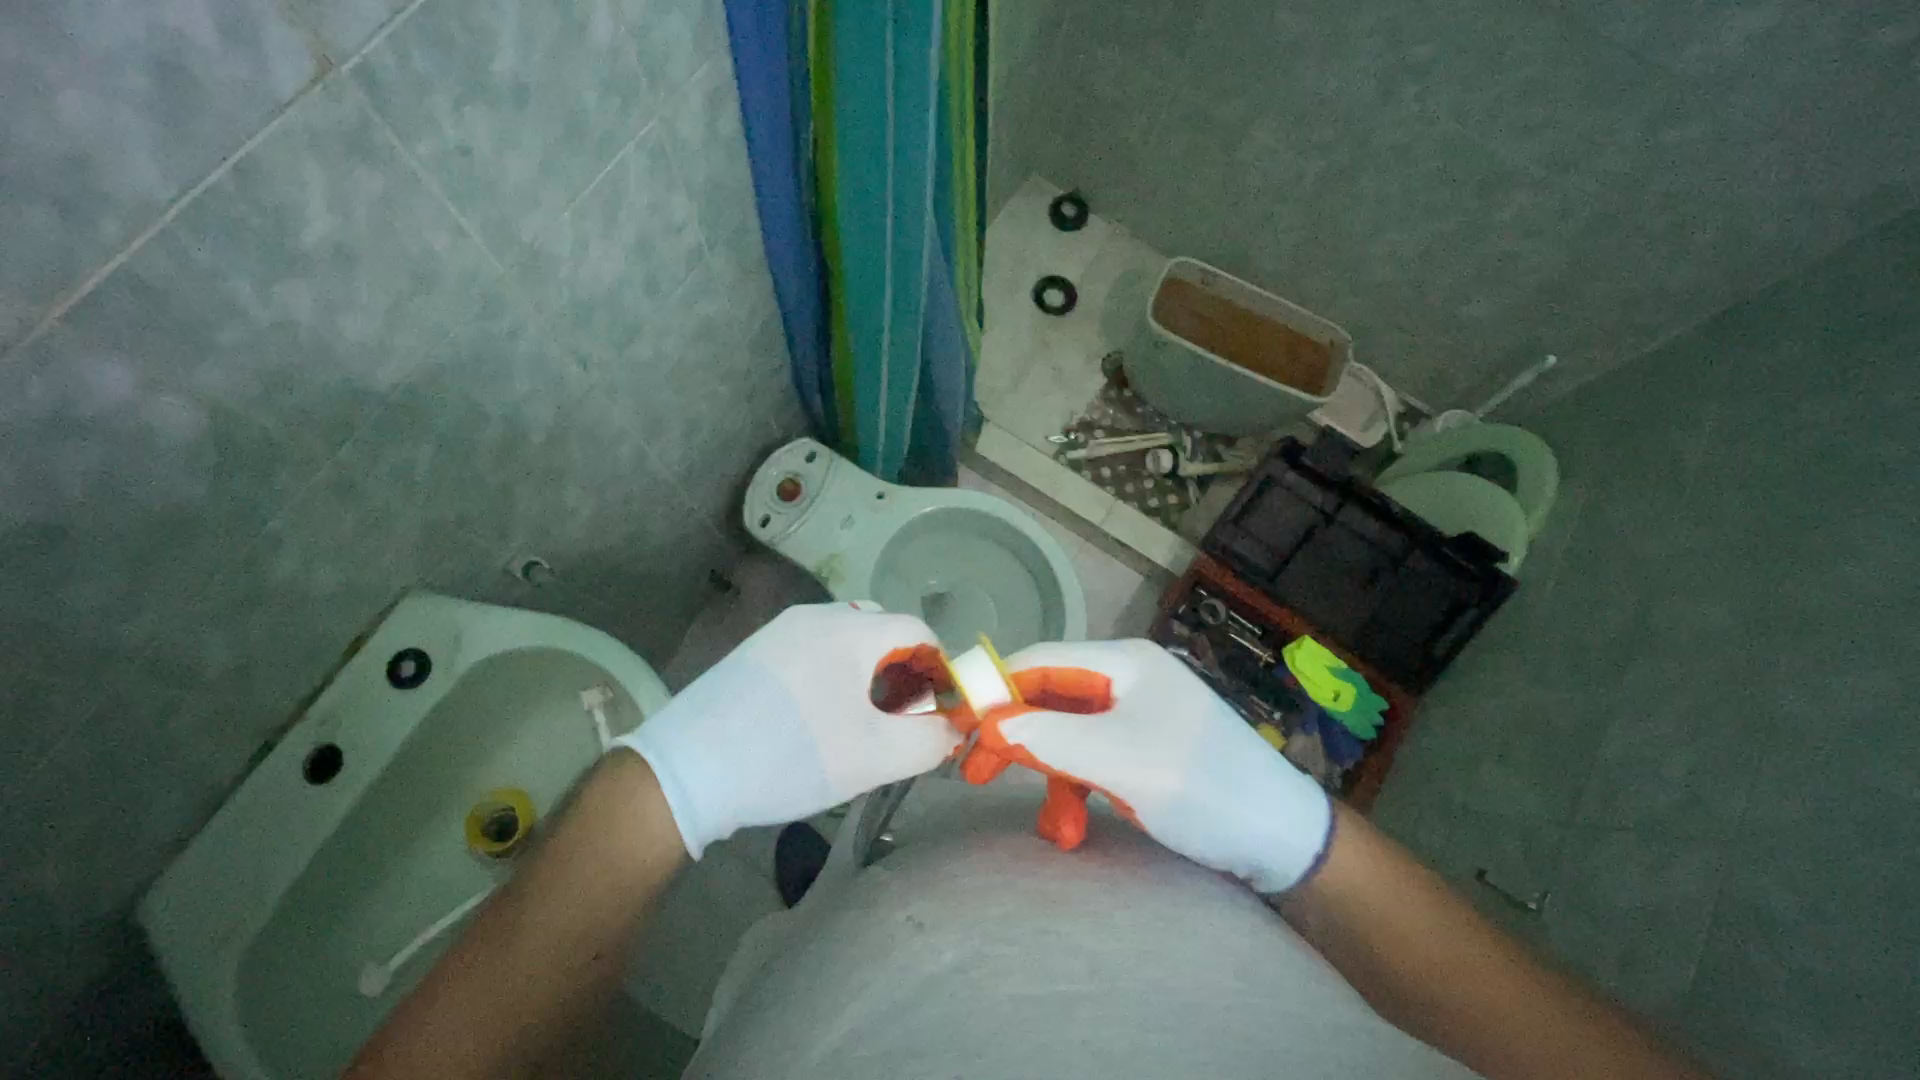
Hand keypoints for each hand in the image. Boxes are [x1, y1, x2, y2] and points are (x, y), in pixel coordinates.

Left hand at [615, 602, 959, 858]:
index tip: (941, 709)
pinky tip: (820, 715)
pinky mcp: (754, 651)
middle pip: (882, 629)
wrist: (689, 768)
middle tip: (905, 715)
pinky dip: (834, 673)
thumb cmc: (792, 756)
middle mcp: (816, 615)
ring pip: (845, 639)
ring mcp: (779, 630)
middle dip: (905, 669)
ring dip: (869, 672)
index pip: (918, 631)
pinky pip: (813, 649)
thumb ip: (929, 741)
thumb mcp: (874, 757)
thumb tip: (951, 729)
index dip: (940, 668)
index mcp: (851, 630)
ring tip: (865, 719)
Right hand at [986, 639, 1332, 892]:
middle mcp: (1128, 680)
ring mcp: (1136, 717)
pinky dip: (1076, 791)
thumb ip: (1047, 736)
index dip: (993, 691)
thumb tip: (986, 723)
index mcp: (1125, 663)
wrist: (1282, 839)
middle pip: (1049, 698)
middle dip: (1016, 739)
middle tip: (975, 775)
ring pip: (1066, 735)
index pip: (1040, 662)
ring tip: (1056, 827)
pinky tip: (1075, 826)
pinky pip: (1091, 761)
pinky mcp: (1143, 751)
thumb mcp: (1119, 761)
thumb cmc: (1202, 786)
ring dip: (1051, 778)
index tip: (954, 727)